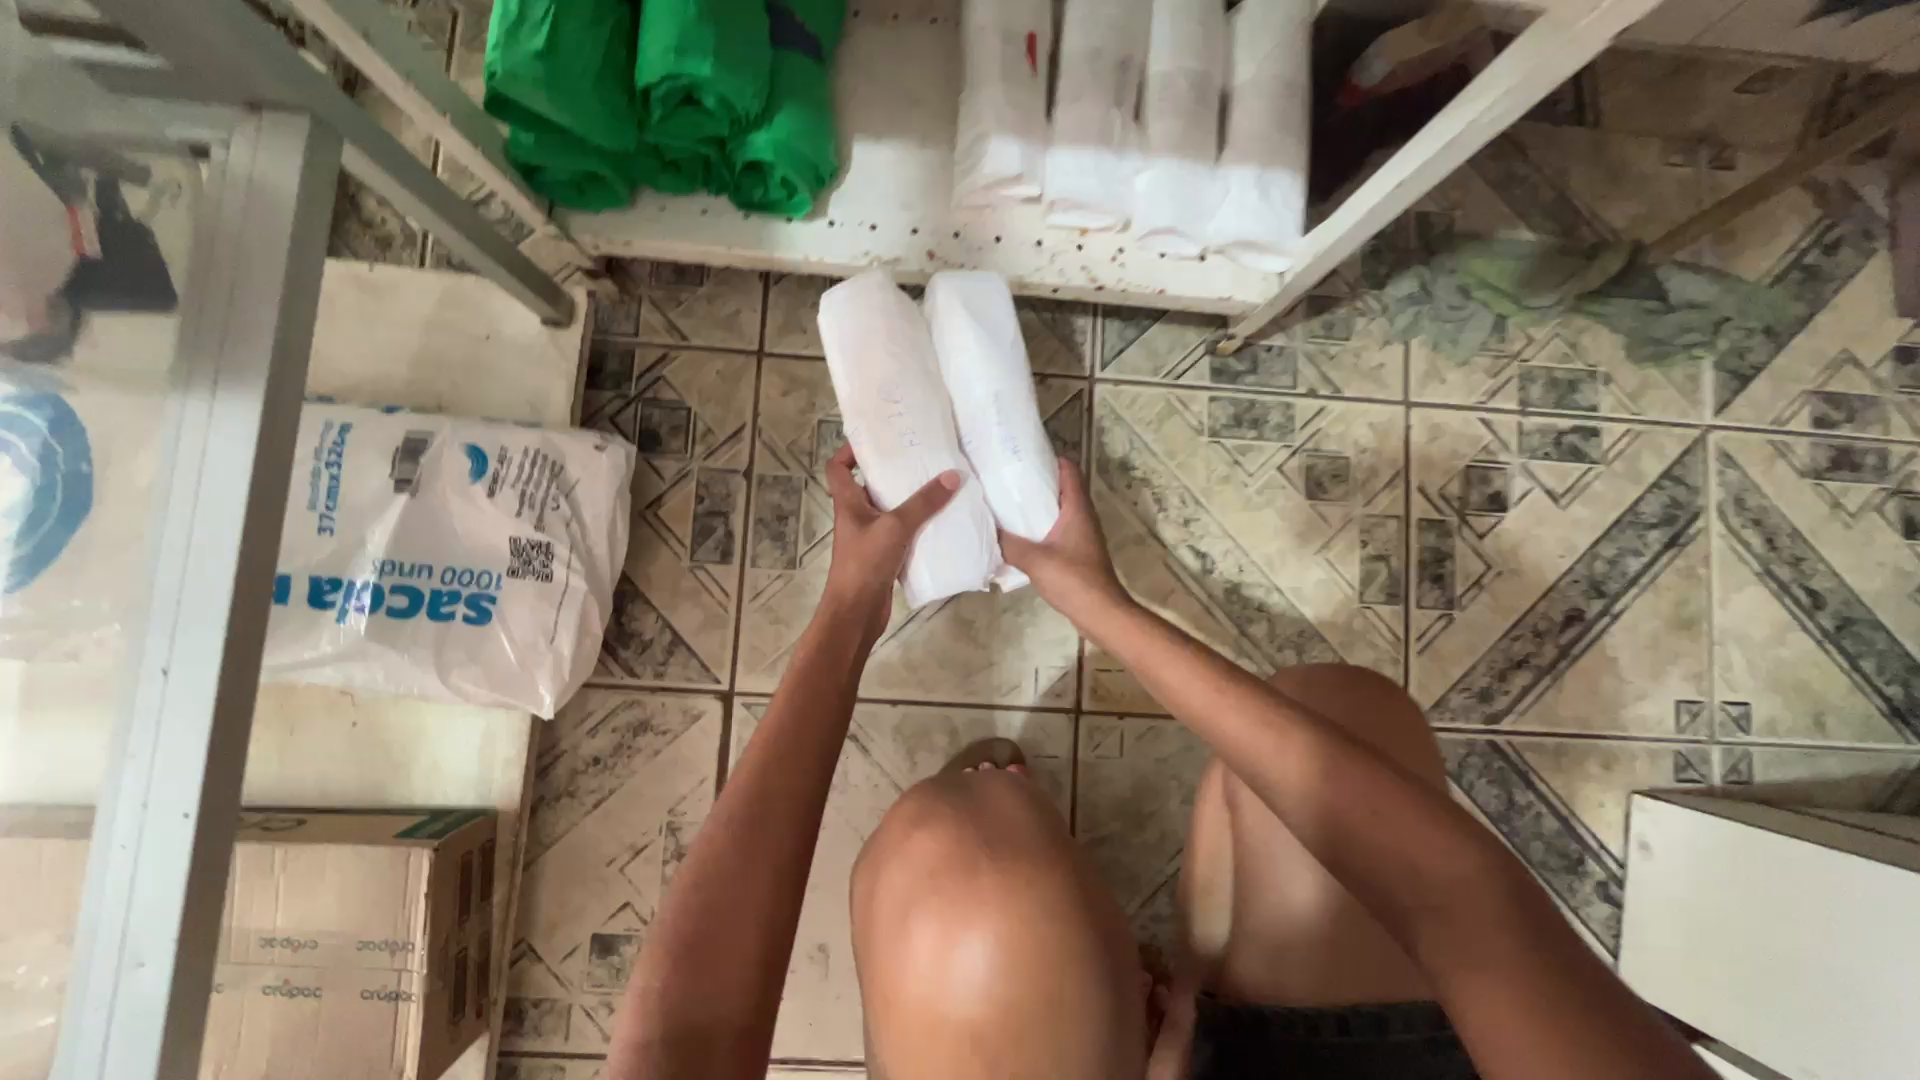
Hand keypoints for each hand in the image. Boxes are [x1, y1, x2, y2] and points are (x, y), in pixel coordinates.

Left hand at [820, 443, 961, 644]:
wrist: (856, 613)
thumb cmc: (865, 563)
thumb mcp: (896, 527)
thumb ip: (924, 502)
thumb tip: (953, 476)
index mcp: (848, 503)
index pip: (837, 468)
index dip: (849, 451)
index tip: (875, 441)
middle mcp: (856, 517)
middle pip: (870, 486)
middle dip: (893, 474)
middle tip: (920, 460)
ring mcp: (869, 539)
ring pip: (890, 512)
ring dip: (909, 502)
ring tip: (938, 486)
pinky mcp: (884, 557)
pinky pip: (902, 535)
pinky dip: (918, 528)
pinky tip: (941, 523)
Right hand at [999, 459, 1131, 624]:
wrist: (1099, 613)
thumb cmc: (1073, 580)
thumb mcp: (1034, 560)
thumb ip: (1008, 544)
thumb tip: (987, 530)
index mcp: (1077, 509)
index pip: (1070, 470)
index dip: (1050, 458)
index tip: (1024, 455)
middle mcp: (1082, 517)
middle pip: (1062, 488)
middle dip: (1037, 481)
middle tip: (1007, 478)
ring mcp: (1082, 535)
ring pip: (1058, 510)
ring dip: (1037, 506)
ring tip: (1008, 503)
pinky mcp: (1077, 552)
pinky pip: (1056, 530)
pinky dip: (1040, 527)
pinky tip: (1019, 534)